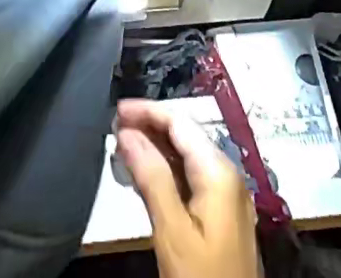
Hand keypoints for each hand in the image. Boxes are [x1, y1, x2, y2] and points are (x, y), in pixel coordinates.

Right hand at [115, 99, 258, 277]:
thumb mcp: (173, 230)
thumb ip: (152, 177)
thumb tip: (128, 132)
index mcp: (219, 171)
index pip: (181, 122)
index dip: (148, 111)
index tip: (116, 110)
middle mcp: (227, 174)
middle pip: (186, 135)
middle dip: (150, 126)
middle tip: (114, 127)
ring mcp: (226, 196)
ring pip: (187, 156)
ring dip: (155, 147)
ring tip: (121, 147)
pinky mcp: (220, 215)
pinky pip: (190, 177)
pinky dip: (165, 170)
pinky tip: (143, 175)